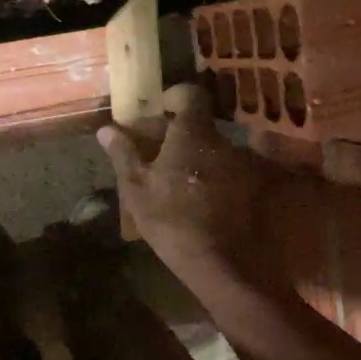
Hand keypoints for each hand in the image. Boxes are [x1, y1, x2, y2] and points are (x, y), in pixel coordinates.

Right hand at [98, 83, 292, 291]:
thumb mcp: (137, 189)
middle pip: (202, 127)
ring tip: (178, 181)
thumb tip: (106, 129)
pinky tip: (200, 201)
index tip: (161, 109)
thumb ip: (124, 154)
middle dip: (181, 134)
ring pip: (216, 152)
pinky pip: (229, 174)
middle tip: (159, 153)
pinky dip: (214, 180)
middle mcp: (223, 142)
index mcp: (193, 134)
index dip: (176, 97)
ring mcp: (243, 167)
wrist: (222, 264)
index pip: (191, 95)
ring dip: (198, 159)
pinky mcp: (254, 191)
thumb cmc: (171, 221)